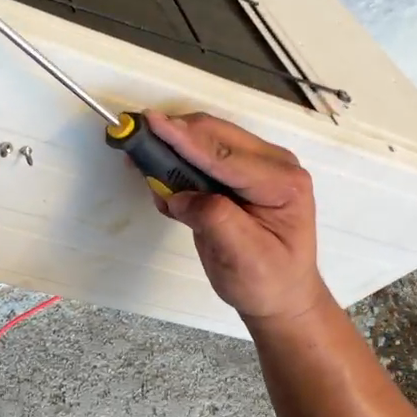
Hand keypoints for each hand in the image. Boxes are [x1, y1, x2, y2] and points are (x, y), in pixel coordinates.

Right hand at [145, 111, 334, 322]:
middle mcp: (273, 165)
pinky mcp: (236, 171)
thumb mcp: (244, 256)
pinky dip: (175, 162)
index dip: (184, 138)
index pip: (223, 155)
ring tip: (144, 164)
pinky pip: (200, 153)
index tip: (150, 121)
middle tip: (133, 138)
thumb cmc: (267, 281)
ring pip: (204, 138)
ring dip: (171, 147)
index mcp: (283, 183)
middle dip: (173, 134)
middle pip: (213, 134)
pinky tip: (166, 186)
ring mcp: (255, 165)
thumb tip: (179, 195)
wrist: (280, 295)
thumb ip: (214, 218)